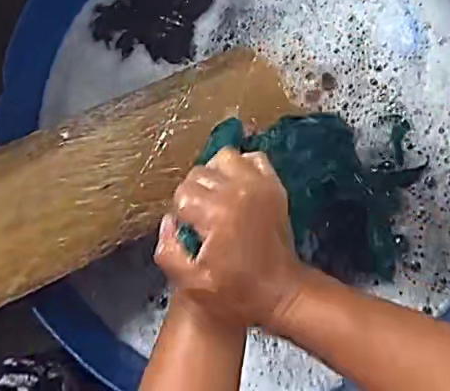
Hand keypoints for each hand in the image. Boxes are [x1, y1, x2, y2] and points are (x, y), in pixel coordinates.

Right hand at [153, 147, 309, 329]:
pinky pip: (252, 158)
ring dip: (215, 173)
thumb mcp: (194, 285)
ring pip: (224, 157)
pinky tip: (238, 185)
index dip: (180, 214)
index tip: (189, 231)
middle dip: (193, 193)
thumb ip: (169, 252)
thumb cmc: (237, 293)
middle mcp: (236, 189)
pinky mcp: (273, 184)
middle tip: (201, 217)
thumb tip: (168, 221)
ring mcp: (258, 183)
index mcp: (215, 213)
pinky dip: (242, 166)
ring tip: (217, 195)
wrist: (282, 293)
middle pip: (199, 173)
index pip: (182, 194)